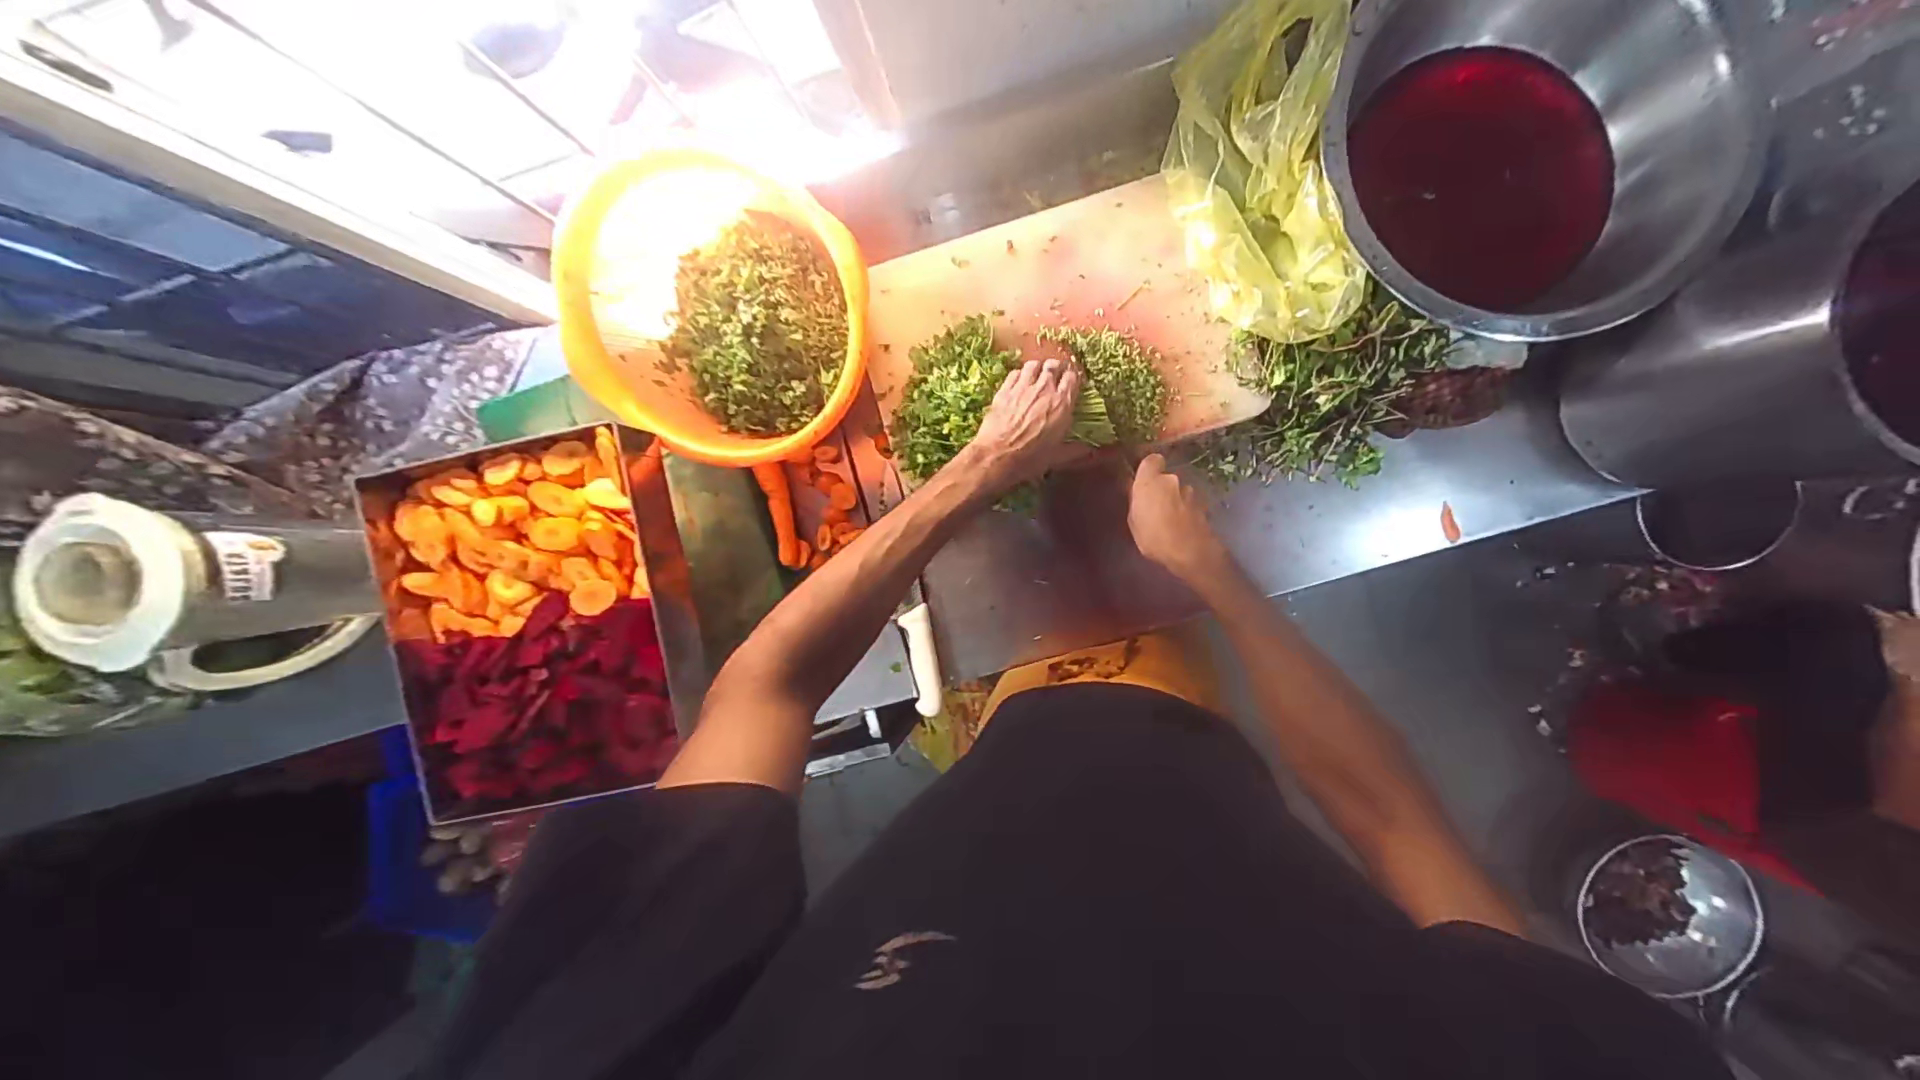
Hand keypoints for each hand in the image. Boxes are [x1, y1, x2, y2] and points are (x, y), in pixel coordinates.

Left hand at [962, 358, 1080, 489]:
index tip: (1073, 380)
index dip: (1074, 376)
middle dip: (1057, 367)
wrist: (997, 456)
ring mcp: (1022, 387)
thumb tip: (1089, 451)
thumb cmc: (1029, 459)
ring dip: (1038, 367)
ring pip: (1033, 365)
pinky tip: (1019, 381)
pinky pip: (1014, 373)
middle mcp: (1044, 390)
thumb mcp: (1056, 457)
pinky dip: (1019, 374)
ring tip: (1038, 373)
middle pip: (1053, 366)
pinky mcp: (1004, 390)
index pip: (1073, 378)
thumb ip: (1074, 450)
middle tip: (1056, 373)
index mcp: (1061, 404)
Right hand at [1128, 453, 1235, 588]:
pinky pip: (1188, 504)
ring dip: (1174, 501)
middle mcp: (1172, 480)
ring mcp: (1190, 492)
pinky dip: (1185, 512)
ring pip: (1178, 491)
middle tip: (1154, 508)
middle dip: (1161, 489)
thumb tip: (1135, 489)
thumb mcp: (1134, 521)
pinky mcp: (1203, 505)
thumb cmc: (1153, 536)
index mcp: (1151, 481)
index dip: (1148, 469)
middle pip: (1166, 478)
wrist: (1190, 552)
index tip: (1143, 482)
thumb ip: (1135, 500)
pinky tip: (1181, 528)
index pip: (1152, 460)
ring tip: (1169, 521)